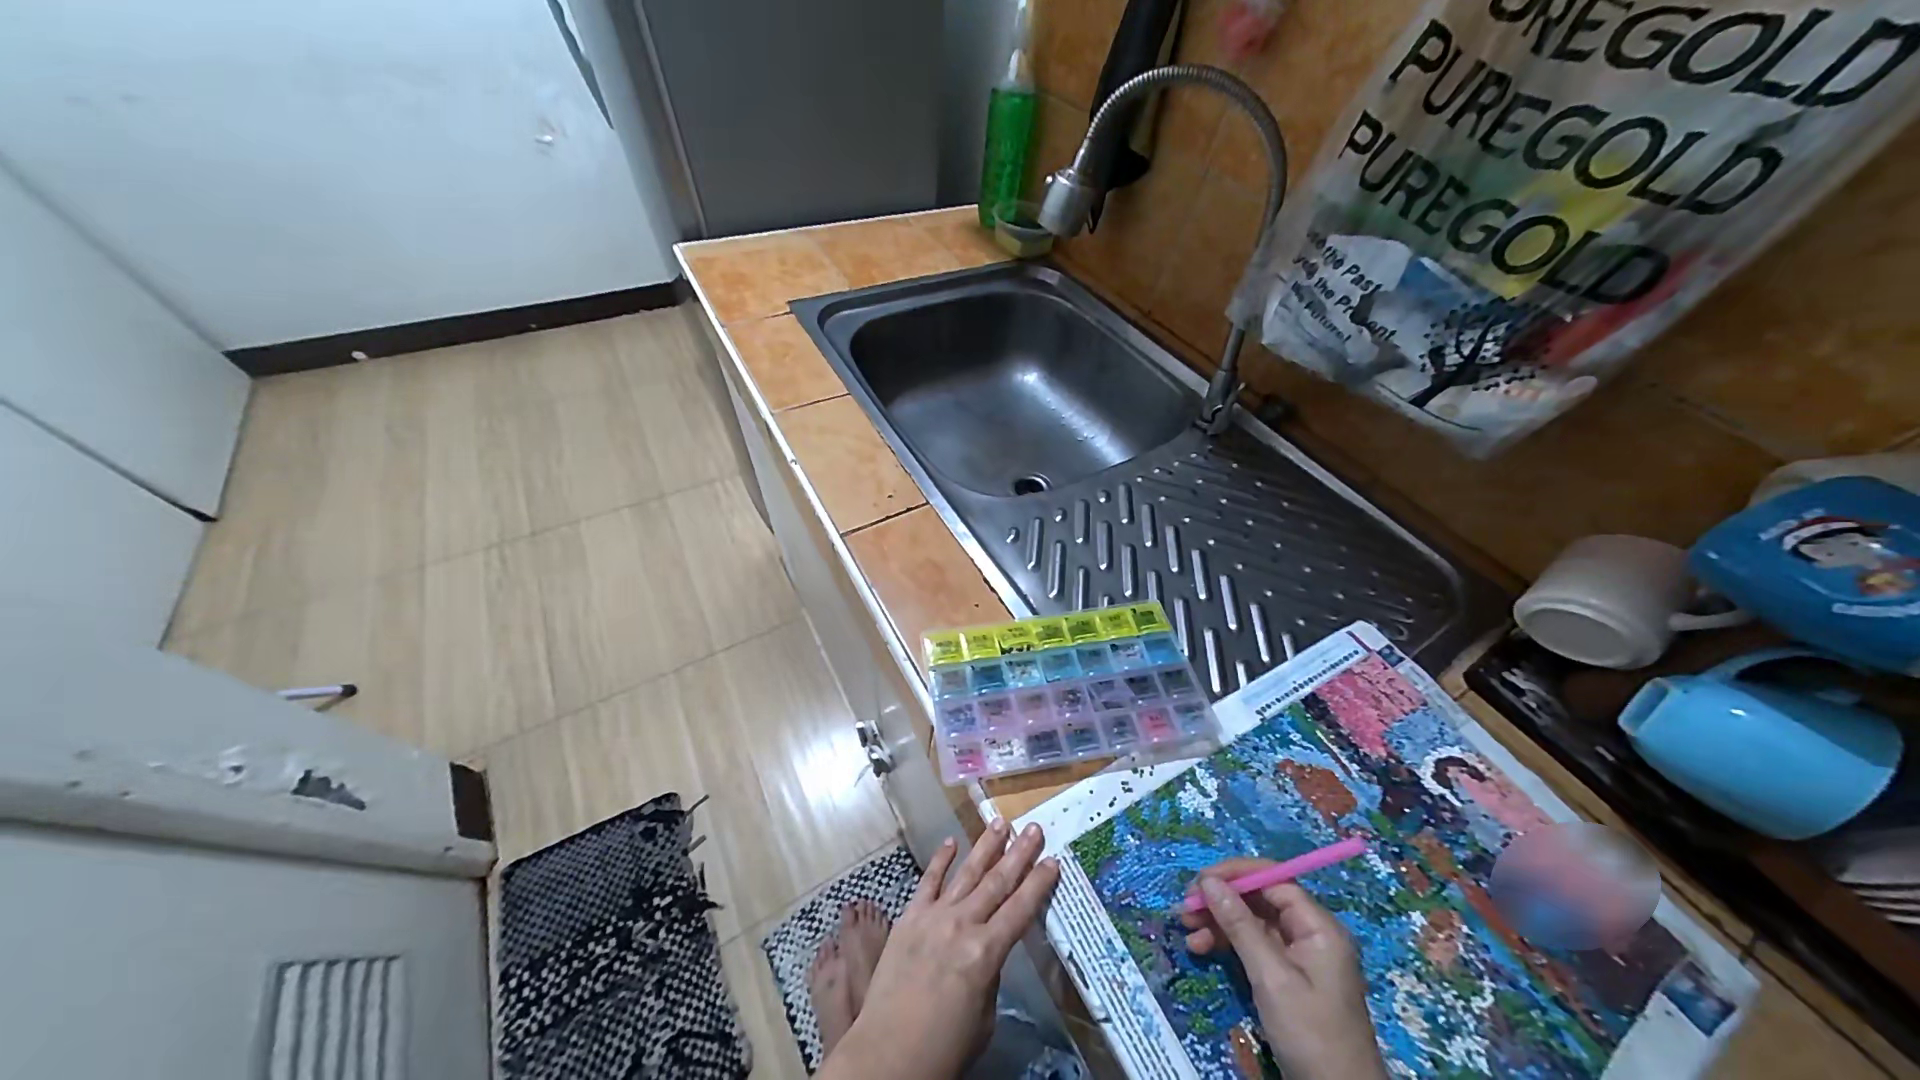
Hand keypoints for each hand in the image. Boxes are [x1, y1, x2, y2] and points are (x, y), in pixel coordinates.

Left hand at [819, 819, 1061, 1079]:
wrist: (888, 1053)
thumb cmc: (944, 1047)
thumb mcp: (984, 1016)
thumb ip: (989, 974)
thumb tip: (988, 950)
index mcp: (986, 952)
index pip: (1021, 909)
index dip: (1039, 883)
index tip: (1053, 860)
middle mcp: (962, 925)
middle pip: (997, 881)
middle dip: (1019, 853)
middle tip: (1033, 828)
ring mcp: (933, 917)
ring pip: (966, 873)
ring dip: (985, 846)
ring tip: (1000, 822)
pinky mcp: (909, 918)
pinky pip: (928, 882)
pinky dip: (940, 861)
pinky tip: (951, 842)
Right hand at [1182, 859, 1386, 1079]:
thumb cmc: (1310, 1033)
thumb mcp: (1271, 977)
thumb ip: (1240, 925)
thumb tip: (1209, 881)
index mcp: (1318, 926)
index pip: (1273, 879)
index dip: (1235, 875)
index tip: (1199, 881)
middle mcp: (1310, 933)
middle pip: (1260, 899)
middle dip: (1221, 901)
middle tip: (1186, 910)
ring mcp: (1299, 956)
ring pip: (1252, 922)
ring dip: (1219, 923)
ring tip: (1188, 932)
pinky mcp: (1287, 976)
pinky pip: (1253, 946)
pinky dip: (1227, 944)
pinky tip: (1202, 949)